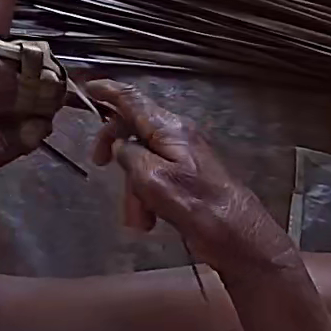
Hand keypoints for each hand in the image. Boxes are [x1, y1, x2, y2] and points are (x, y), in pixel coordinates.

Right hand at [87, 80, 297, 276]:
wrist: (242, 242)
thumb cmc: (199, 207)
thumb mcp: (154, 179)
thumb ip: (130, 156)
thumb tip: (119, 146)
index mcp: (170, 129)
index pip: (133, 100)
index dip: (108, 91)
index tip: (88, 87)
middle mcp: (176, 136)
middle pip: (133, 129)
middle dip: (115, 152)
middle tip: (98, 164)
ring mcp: (182, 158)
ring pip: (140, 159)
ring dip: (132, 187)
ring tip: (138, 218)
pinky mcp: (186, 179)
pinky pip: (153, 177)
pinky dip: (145, 196)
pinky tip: (149, 219)